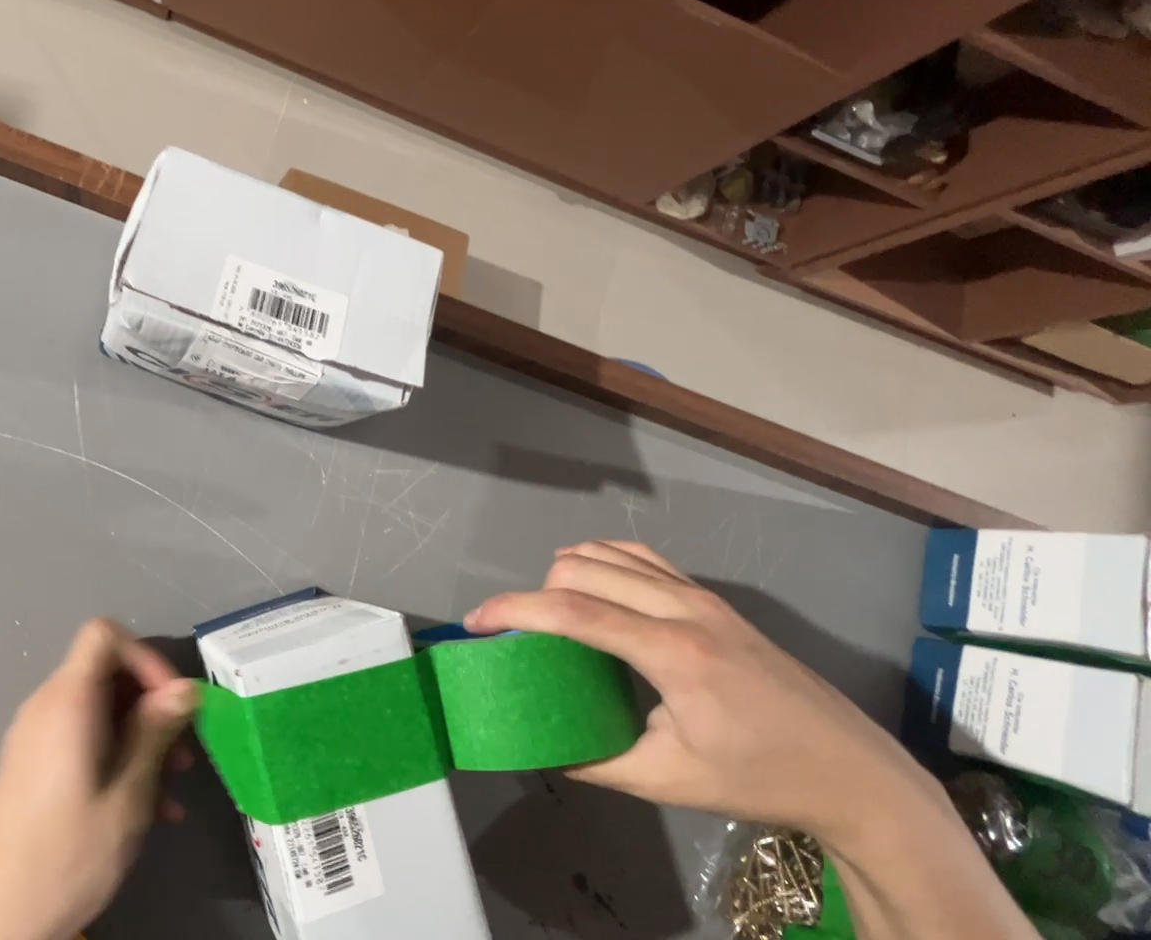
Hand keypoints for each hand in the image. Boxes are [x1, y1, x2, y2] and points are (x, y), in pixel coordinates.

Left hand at [0, 619, 198, 939]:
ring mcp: (36, 735)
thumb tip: (185, 688)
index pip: (104, 634)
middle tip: (182, 753)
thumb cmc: (67, 855)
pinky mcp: (33, 763)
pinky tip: (146, 806)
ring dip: (140, 736)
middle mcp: (47, 706)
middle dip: (151, 703)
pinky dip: (117, 755)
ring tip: (171, 787)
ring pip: (100, 708)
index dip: (144, 656)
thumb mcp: (127, 795)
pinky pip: (82, 736)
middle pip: (106, 672)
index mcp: (68, 702)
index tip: (172, 700)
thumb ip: (155, 733)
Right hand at [464, 540, 937, 840]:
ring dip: (566, 574)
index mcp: (673, 655)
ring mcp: (702, 597)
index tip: (475, 622)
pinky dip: (602, 562)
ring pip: (607, 553)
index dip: (513, 610)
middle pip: (581, 568)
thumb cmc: (761, 779)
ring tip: (553, 616)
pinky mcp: (712, 598)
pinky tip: (594, 590)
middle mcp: (685, 610)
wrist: (856, 773)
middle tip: (518, 635)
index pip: (572, 612)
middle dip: (534, 594)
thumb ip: (593, 760)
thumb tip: (537, 744)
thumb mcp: (666, 780)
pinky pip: (640, 557)